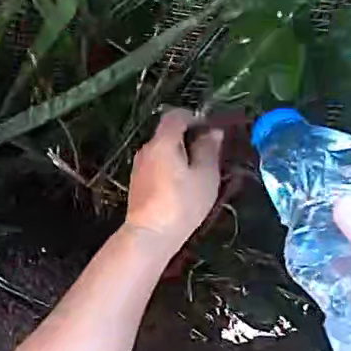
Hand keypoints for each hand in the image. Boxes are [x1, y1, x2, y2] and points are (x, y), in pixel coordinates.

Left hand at [123, 109, 223, 251]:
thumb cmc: (181, 203)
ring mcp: (139, 166)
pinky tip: (182, 186)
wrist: (149, 235)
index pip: (175, 116)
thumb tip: (213, 131)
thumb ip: (208, 150)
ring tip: (198, 173)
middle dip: (189, 137)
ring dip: (179, 154)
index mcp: (162, 142)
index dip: (194, 118)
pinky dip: (170, 167)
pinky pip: (156, 165)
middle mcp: (146, 149)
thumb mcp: (205, 176)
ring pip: (162, 150)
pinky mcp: (137, 182)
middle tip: (210, 154)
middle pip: (167, 133)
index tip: (211, 131)